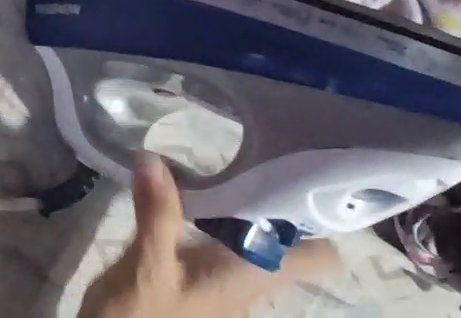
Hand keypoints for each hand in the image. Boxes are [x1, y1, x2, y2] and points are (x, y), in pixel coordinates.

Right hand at [79, 155, 338, 317]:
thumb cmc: (142, 317)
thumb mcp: (147, 264)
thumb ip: (156, 213)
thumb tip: (153, 157)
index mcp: (250, 279)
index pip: (318, 258)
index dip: (314, 220)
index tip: (287, 174)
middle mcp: (248, 284)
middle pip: (285, 245)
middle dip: (266, 202)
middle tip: (234, 159)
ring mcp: (222, 288)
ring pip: (250, 244)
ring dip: (233, 209)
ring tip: (200, 170)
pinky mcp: (195, 284)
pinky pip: (218, 248)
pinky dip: (205, 221)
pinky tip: (173, 202)